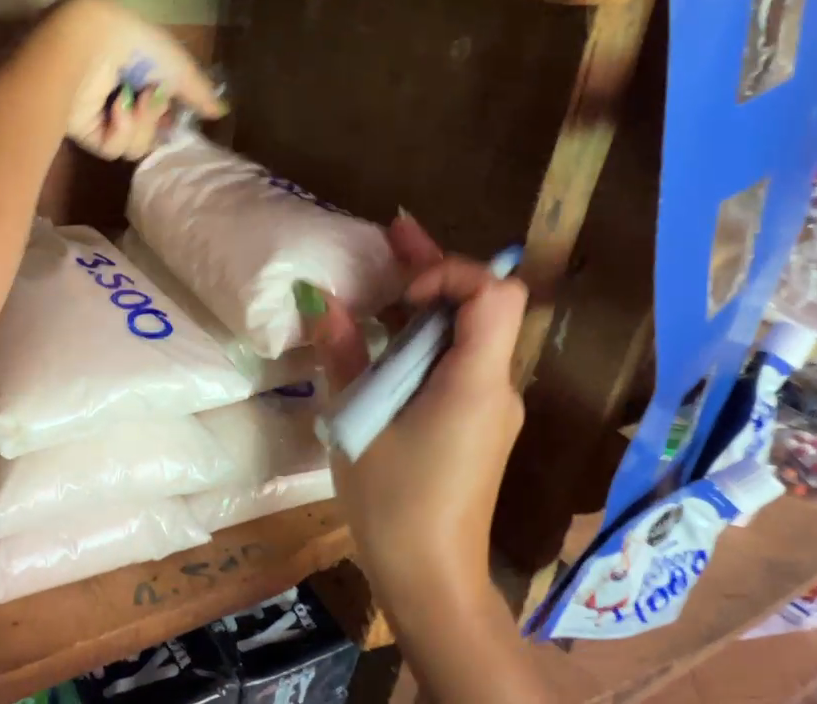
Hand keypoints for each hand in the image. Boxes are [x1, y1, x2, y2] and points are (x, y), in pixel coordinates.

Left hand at [29, 0, 226, 159]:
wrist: (91, 43)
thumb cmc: (138, 46)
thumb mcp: (178, 66)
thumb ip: (199, 91)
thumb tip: (219, 112)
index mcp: (140, 78)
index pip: (163, 111)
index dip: (173, 115)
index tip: (180, 111)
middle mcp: (122, 97)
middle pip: (152, 133)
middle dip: (156, 118)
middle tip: (150, 97)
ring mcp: (102, 116)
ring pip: (136, 145)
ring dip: (140, 124)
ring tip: (131, 99)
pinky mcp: (85, 131)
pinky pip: (113, 149)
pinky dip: (119, 130)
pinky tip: (115, 107)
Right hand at [301, 215, 527, 612]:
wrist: (430, 580)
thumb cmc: (394, 502)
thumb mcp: (356, 421)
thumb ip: (342, 353)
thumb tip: (320, 298)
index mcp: (475, 383)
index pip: (496, 296)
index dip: (451, 272)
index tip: (401, 291)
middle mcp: (494, 387)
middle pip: (483, 306)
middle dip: (435, 268)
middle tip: (390, 234)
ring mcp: (487, 406)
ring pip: (469, 333)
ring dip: (427, 300)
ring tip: (382, 273)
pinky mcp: (473, 422)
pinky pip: (458, 361)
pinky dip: (426, 336)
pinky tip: (387, 333)